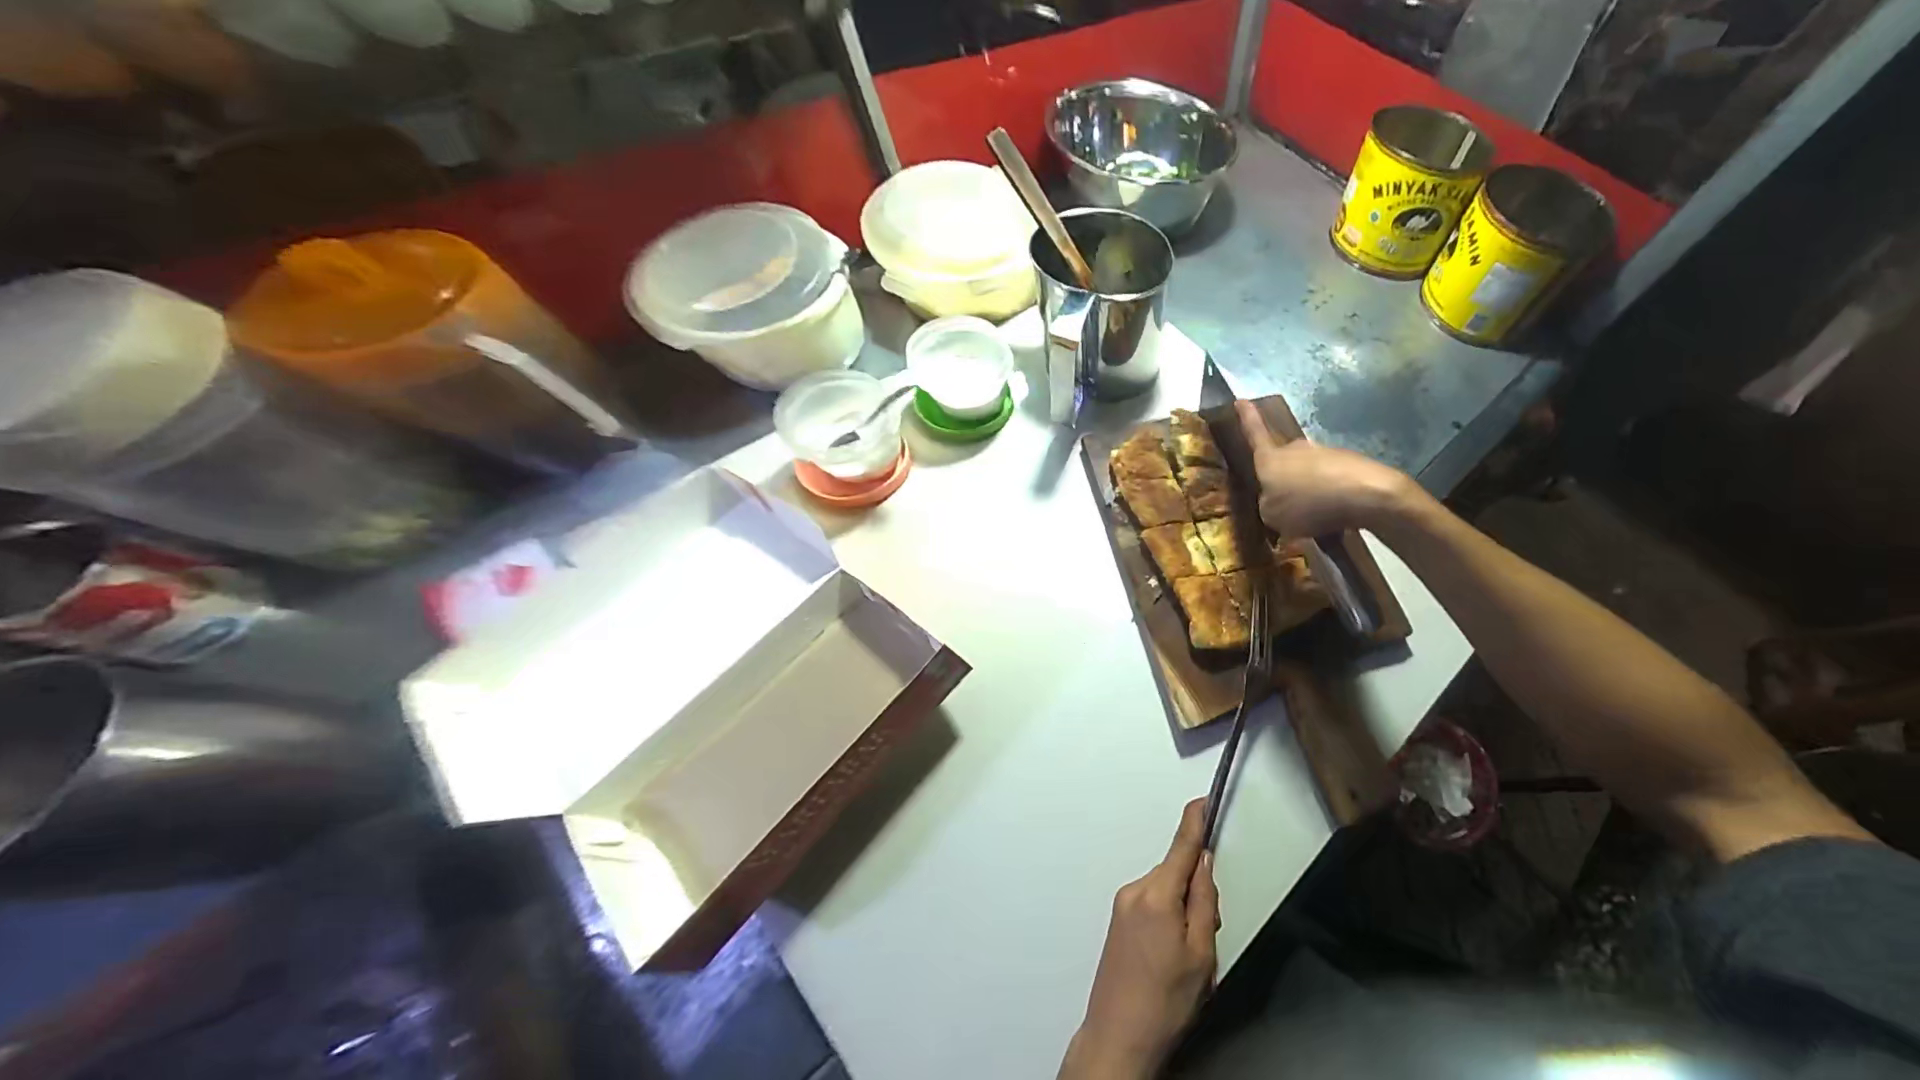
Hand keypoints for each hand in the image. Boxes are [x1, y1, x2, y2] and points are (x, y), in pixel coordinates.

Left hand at [1059, 799, 1219, 1079]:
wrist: (1119, 1032)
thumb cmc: (1165, 1001)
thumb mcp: (1201, 955)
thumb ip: (1204, 903)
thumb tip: (1203, 865)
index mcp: (1157, 896)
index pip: (1180, 849)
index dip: (1194, 823)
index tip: (1202, 800)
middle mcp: (1134, 891)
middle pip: (1174, 872)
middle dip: (1195, 890)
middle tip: (1205, 936)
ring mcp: (1122, 904)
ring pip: (1163, 888)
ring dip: (1180, 906)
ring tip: (1185, 955)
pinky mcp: (1117, 918)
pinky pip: (1150, 901)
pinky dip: (1166, 914)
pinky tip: (1168, 954)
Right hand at [1234, 400, 1420, 536]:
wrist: (1367, 495)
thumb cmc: (1308, 504)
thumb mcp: (1272, 516)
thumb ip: (1267, 506)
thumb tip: (1277, 500)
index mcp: (1270, 459)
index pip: (1254, 434)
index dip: (1247, 418)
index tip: (1241, 400)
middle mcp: (1295, 450)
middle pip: (1284, 461)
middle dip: (1282, 477)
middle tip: (1286, 502)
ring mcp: (1325, 453)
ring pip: (1309, 473)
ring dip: (1309, 490)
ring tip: (1315, 518)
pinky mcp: (1350, 463)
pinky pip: (1331, 481)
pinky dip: (1330, 497)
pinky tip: (1337, 516)